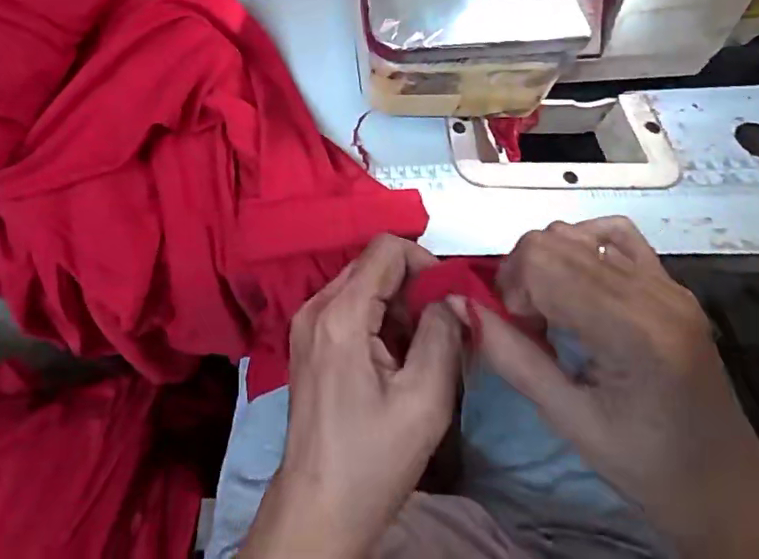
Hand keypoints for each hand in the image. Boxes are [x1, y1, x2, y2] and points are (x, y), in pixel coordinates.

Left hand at [241, 235, 464, 558]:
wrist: (318, 509)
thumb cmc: (372, 459)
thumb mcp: (424, 399)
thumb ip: (442, 335)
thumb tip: (452, 297)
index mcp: (340, 315)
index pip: (385, 249)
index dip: (424, 262)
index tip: (447, 299)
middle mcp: (316, 307)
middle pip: (373, 265)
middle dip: (412, 287)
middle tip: (438, 329)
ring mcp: (306, 324)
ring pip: (363, 284)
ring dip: (396, 305)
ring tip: (418, 351)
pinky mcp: (307, 341)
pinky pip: (349, 307)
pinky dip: (377, 319)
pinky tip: (393, 360)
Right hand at [460, 217, 758, 558]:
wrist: (728, 489)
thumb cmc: (649, 470)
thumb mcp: (571, 423)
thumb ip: (513, 358)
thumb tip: (462, 307)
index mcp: (635, 331)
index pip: (544, 261)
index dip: (512, 287)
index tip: (517, 330)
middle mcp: (654, 291)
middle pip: (554, 239)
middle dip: (524, 275)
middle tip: (529, 326)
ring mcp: (667, 282)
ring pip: (577, 232)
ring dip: (548, 263)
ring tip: (553, 313)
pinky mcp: (671, 283)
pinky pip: (615, 234)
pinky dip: (582, 246)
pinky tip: (578, 283)